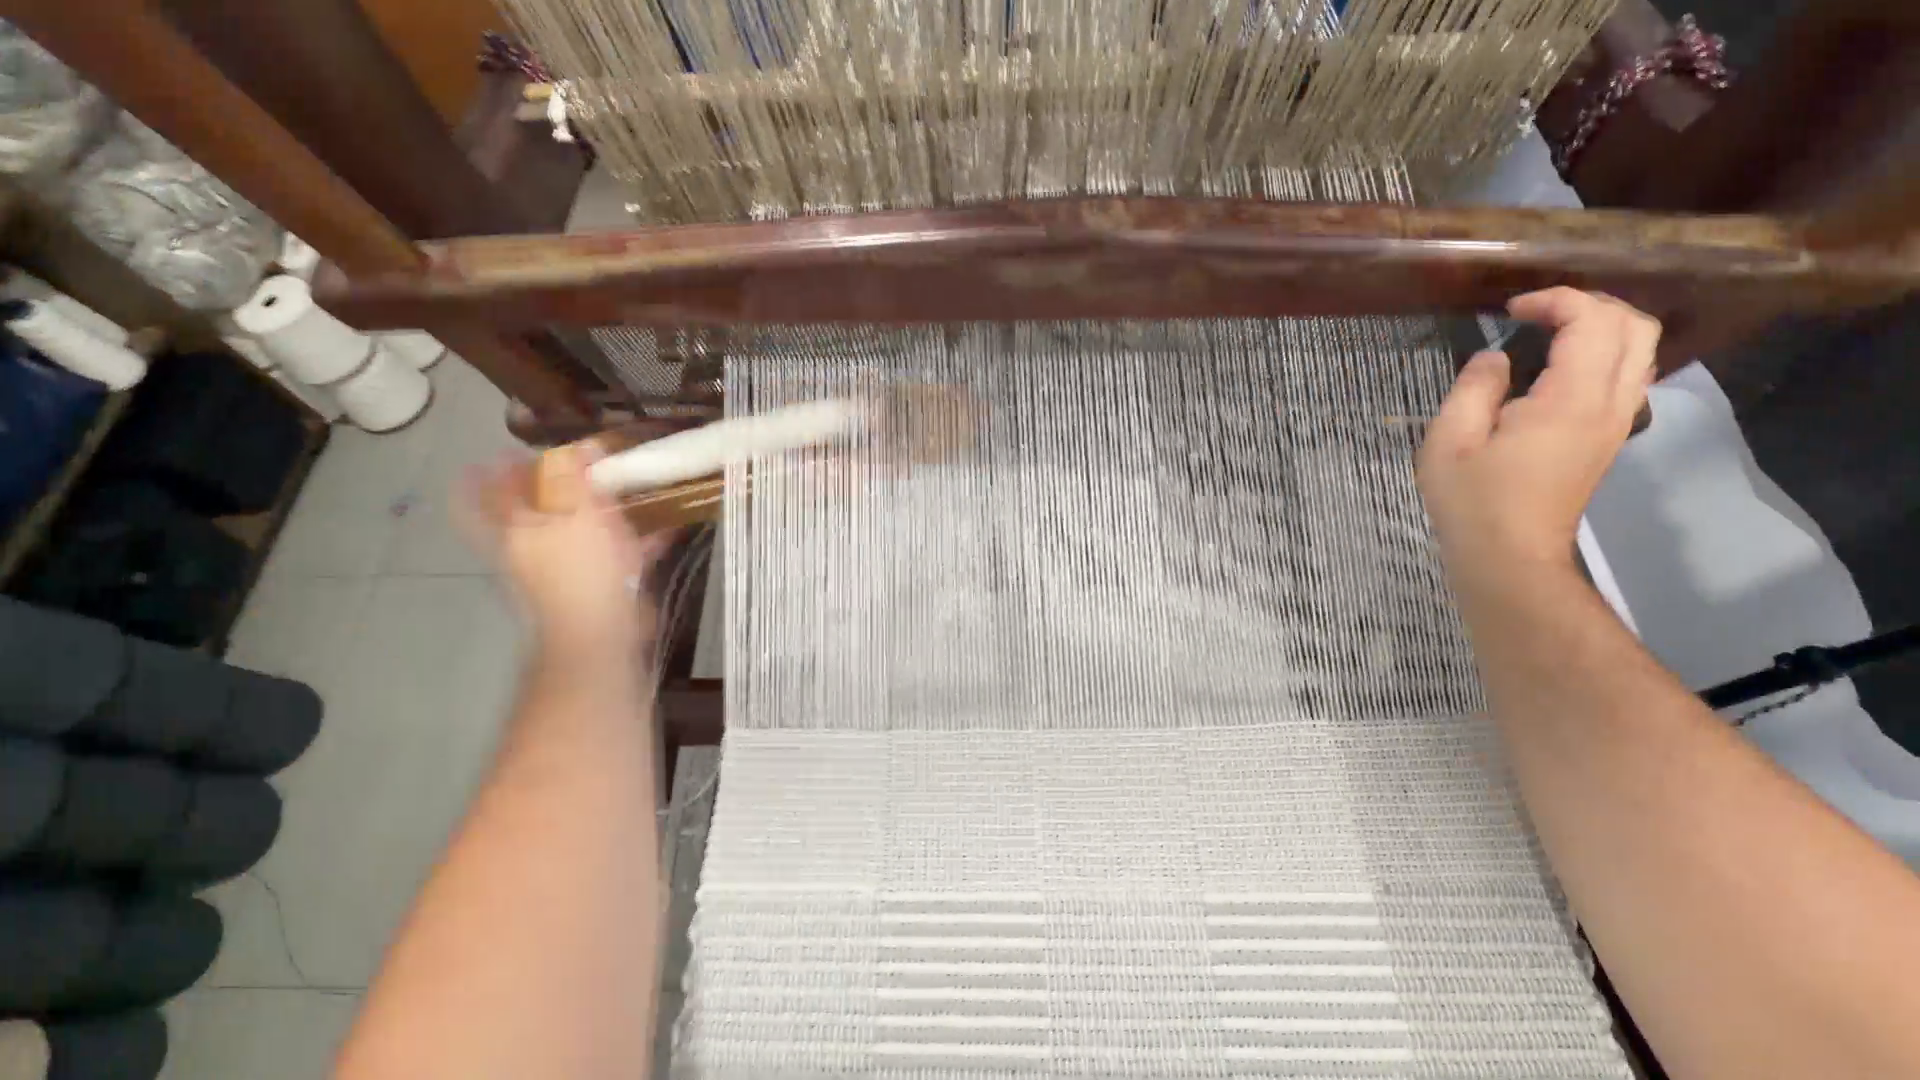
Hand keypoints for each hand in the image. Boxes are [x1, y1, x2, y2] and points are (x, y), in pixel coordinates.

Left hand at [464, 444, 670, 662]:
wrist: (601, 639)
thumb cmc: (580, 572)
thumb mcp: (573, 513)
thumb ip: (570, 476)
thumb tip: (568, 447)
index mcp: (515, 529)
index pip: (484, 494)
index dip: (491, 471)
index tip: (507, 451)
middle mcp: (532, 549)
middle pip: (531, 512)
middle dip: (550, 489)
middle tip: (573, 466)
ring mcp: (564, 571)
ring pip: (575, 531)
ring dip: (596, 511)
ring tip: (622, 488)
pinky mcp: (598, 588)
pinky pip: (615, 554)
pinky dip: (635, 541)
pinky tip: (663, 527)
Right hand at [1417, 288, 1658, 589]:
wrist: (1510, 559)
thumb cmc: (1474, 503)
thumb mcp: (1449, 442)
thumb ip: (1473, 388)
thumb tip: (1494, 359)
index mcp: (1571, 400)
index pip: (1592, 321)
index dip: (1556, 301)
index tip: (1511, 311)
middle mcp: (1609, 405)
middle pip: (1635, 326)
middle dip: (1590, 305)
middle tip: (1539, 314)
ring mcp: (1616, 424)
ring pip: (1642, 350)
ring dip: (1604, 328)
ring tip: (1552, 333)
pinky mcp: (1610, 439)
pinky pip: (1629, 376)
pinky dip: (1606, 354)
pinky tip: (1562, 368)